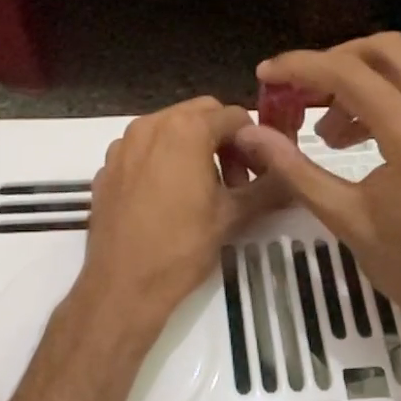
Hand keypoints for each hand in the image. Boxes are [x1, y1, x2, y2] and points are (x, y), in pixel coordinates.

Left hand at [78, 97, 285, 329]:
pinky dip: (163, 162)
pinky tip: (169, 199)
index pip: (234, 116)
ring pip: (169, 130)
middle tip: (236, 181)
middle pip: (199, 115)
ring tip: (204, 191)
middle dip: (223, 141)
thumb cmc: (181, 248)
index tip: (259, 173)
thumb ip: (268, 189)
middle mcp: (150, 126)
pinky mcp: (107, 169)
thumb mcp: (233, 216)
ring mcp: (122, 146)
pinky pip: (143, 151)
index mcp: (185, 129)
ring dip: (193, 149)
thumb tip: (293, 178)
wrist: (123, 285)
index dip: (254, 141)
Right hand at [232, 32, 400, 338]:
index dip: (302, 68)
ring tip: (322, 130)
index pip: (351, 75)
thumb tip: (251, 134)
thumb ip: (296, 169)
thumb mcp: (345, 219)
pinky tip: (352, 137)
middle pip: (385, 50)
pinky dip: (379, 99)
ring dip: (356, 82)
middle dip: (333, 61)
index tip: (267, 75)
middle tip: (298, 93)